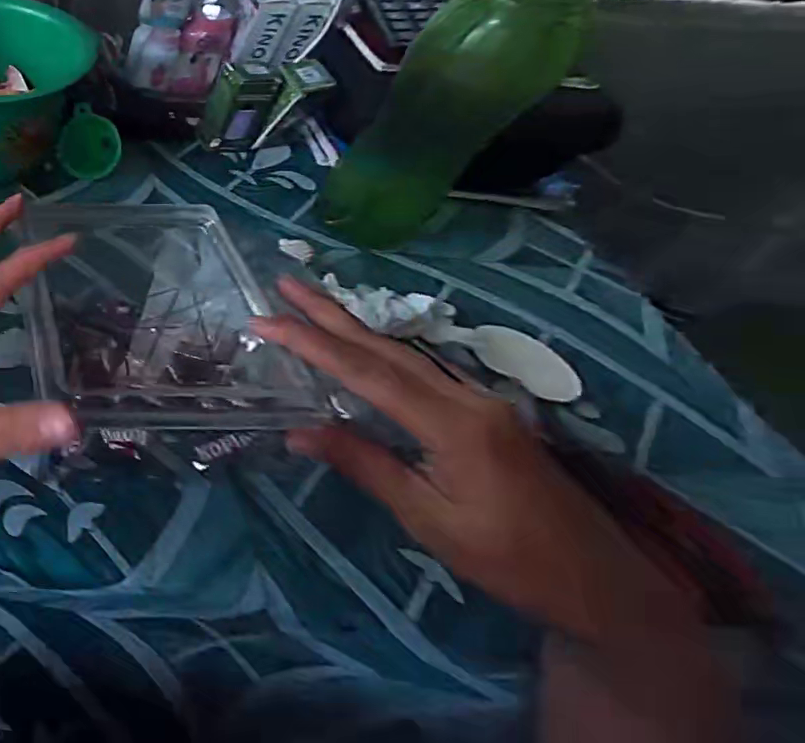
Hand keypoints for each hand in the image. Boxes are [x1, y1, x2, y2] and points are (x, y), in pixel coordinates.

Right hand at [253, 275, 702, 648]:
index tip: (264, 322)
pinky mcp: (485, 413)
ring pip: (403, 353)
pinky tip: (360, 342)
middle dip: (329, 313)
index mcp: (454, 425)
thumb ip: (365, 466)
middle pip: (385, 348)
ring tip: (309, 300)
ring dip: (351, 324)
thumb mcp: (430, 519)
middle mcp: (468, 400)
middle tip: (283, 284)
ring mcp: (481, 403)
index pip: (366, 372)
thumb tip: (296, 432)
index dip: (311, 343)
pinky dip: (378, 347)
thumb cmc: (514, 560)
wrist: (610, 590)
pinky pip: (420, 368)